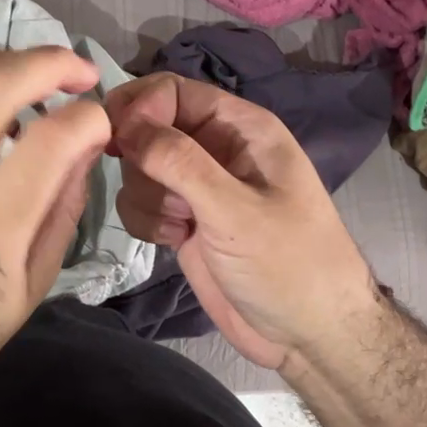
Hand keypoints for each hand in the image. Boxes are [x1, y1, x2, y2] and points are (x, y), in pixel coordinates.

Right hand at [105, 72, 378, 369]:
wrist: (307, 335)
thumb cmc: (288, 264)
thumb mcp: (235, 210)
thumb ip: (179, 162)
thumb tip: (124, 124)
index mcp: (240, 126)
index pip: (172, 91)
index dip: (140, 109)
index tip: (118, 143)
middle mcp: (216, 147)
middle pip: (148, 127)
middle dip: (142, 161)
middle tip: (167, 197)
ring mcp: (199, 186)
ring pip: (139, 167)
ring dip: (146, 197)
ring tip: (180, 226)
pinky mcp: (184, 220)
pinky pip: (141, 201)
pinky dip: (146, 220)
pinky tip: (174, 242)